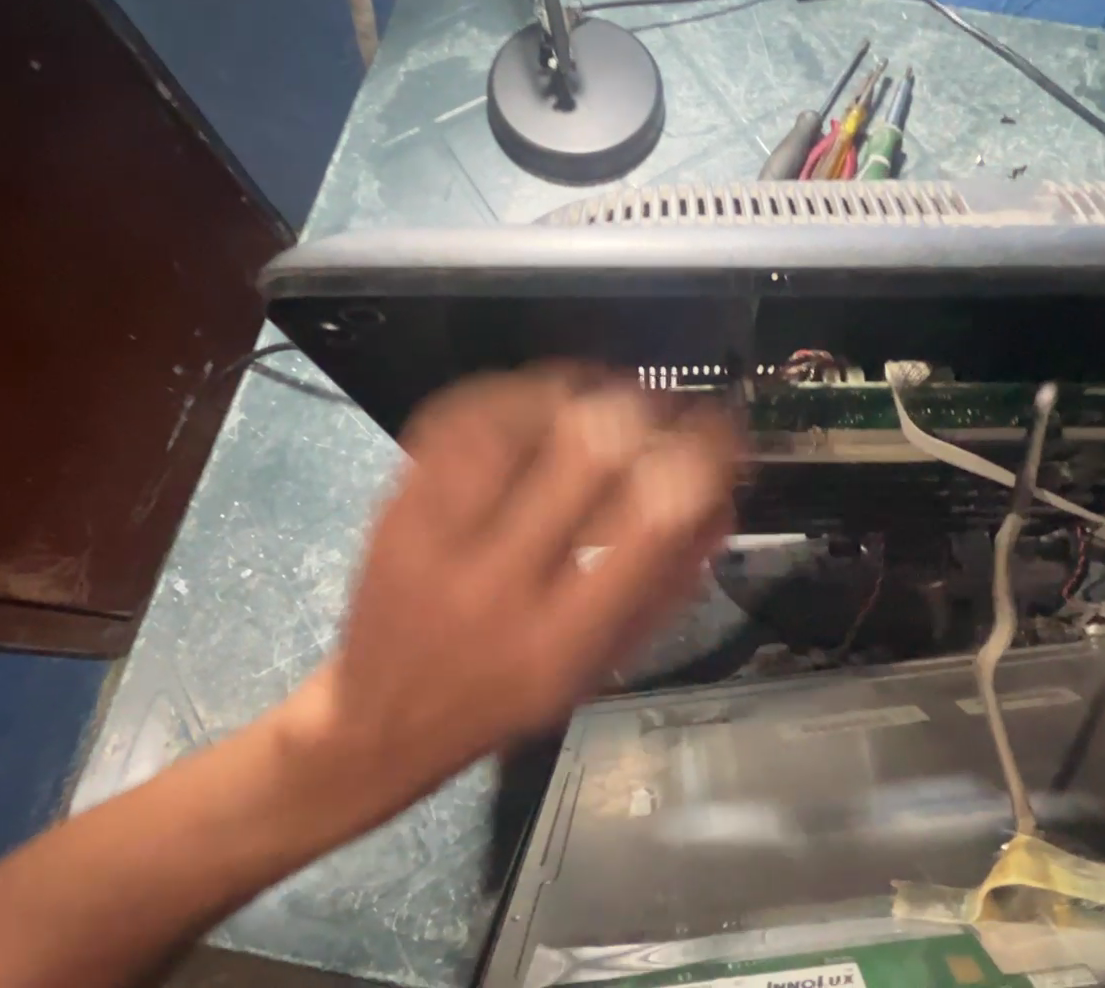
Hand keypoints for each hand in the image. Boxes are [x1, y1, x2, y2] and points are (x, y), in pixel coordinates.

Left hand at [280, 364, 740, 801]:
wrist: (384, 716)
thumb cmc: (510, 698)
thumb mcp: (599, 668)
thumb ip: (666, 588)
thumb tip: (720, 499)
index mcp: (564, 636)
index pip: (651, 521)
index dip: (699, 456)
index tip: (718, 431)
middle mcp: (500, 581)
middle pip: (584, 452)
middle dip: (641, 407)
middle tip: (660, 401)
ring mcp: (436, 537)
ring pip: (513, 420)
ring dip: (573, 388)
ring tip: (601, 388)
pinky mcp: (396, 505)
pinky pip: (454, 420)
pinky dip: (507, 391)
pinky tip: (536, 392)